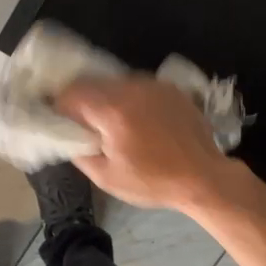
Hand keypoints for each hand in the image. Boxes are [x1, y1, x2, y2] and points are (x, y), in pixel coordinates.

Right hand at [55, 76, 238, 210]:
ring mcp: (154, 85)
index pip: (72, 93)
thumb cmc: (153, 182)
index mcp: (113, 110)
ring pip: (116, 83)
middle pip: (93, 83)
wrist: (204, 178)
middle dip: (84, 102)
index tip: (63, 123)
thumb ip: (80, 152)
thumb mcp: (107, 177)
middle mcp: (132, 88)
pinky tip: (141, 122)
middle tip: (87, 127)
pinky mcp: (170, 89)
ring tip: (116, 126)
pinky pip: (140, 87)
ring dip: (109, 100)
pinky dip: (132, 100)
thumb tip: (70, 137)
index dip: (61, 107)